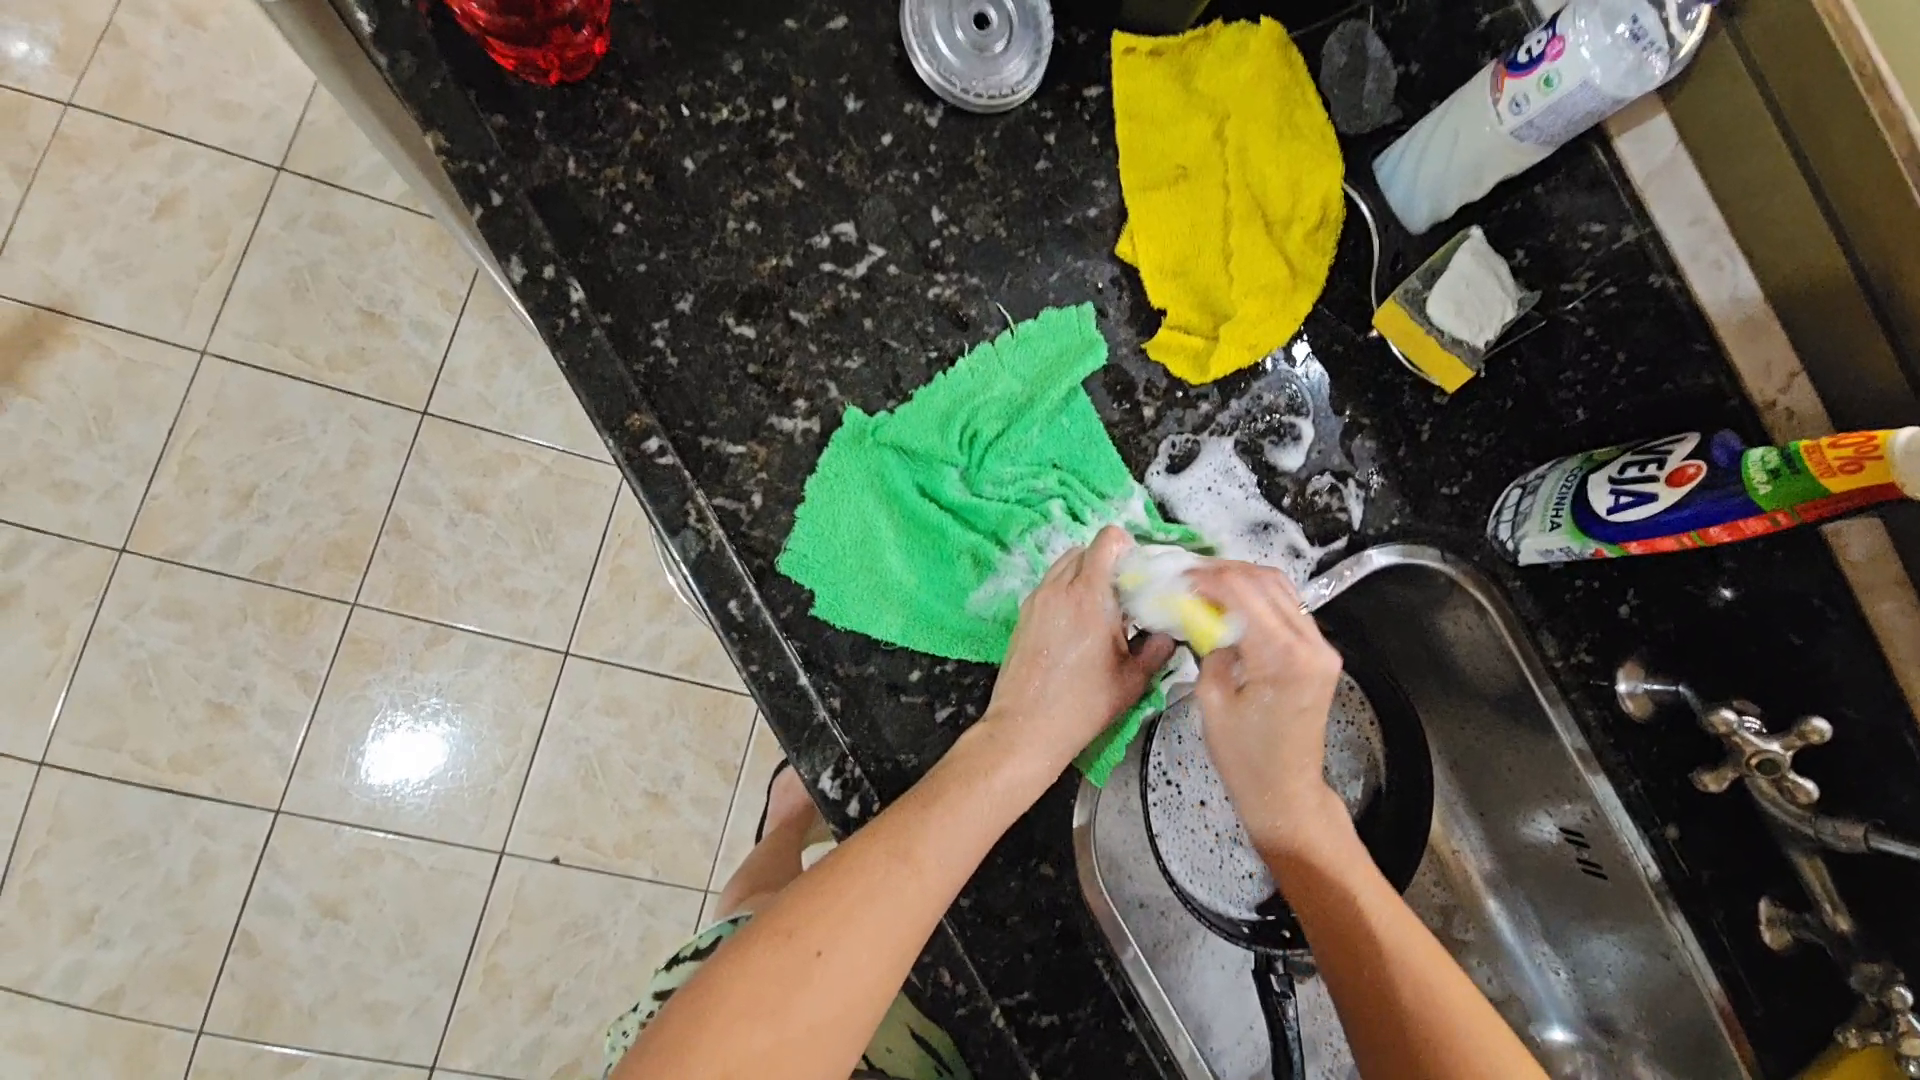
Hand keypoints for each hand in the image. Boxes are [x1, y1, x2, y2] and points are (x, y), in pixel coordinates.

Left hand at [984, 526, 1176, 771]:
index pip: (1107, 540)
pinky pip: (1049, 587)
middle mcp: (1058, 589)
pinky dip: (1066, 592)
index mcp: (1088, 596)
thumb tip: (1169, 631)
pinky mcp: (1023, 615)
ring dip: (1085, 576)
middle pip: (1085, 550)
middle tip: (1124, 596)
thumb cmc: (1082, 706)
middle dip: (1108, 564)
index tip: (1139, 574)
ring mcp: (1036, 600)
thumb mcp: (1133, 679)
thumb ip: (1157, 647)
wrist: (1025, 727)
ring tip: (1101, 611)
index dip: (1127, 548)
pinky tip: (1078, 626)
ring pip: (1064, 566)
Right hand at [1189, 561, 1349, 857]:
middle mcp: (1311, 644)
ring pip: (1281, 588)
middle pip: (1265, 580)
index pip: (1242, 591)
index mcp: (1282, 657)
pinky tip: (1230, 605)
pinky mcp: (1319, 653)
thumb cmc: (1243, 757)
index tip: (1176, 578)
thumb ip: (1209, 647)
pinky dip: (1257, 598)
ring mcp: (1321, 647)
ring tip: (1205, 586)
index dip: (1205, 578)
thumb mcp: (1211, 699)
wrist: (1285, 790)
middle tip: (1187, 577)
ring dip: (1241, 580)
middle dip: (1222, 572)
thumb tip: (1201, 614)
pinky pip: (1288, 608)